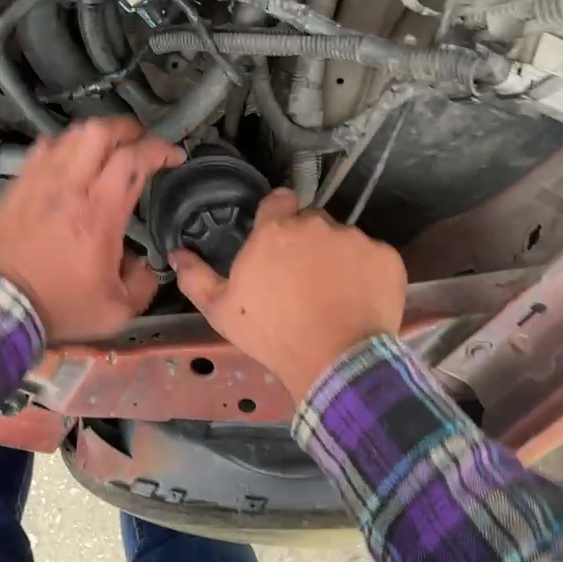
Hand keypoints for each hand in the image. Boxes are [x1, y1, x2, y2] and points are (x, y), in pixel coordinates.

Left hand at [0, 117, 182, 342]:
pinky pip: (42, 150)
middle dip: (127, 129)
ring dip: (95, 137)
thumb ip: (143, 284)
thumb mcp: (116, 310)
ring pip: (70, 135)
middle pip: (100, 132)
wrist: (0, 307)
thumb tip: (145, 266)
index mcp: (100, 214)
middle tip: (138, 142)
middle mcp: (70, 189)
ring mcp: (40, 183)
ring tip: (106, 150)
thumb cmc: (58, 306)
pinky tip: (69, 161)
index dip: (160, 149)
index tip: (172, 155)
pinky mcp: (18, 187)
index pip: (134, 160)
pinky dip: (62, 147)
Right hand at [172, 188, 406, 399]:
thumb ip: (196, 277)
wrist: (334, 362)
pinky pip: (373, 257)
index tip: (276, 242)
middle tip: (301, 278)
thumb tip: (177, 254)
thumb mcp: (221, 310)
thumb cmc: (271, 334)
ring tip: (331, 294)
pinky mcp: (386, 258)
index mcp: (275, 230)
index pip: (278, 200)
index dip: (277, 217)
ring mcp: (355, 239)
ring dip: (335, 257)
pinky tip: (356, 300)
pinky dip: (366, 273)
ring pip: (342, 239)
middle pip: (311, 221)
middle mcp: (316, 224)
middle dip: (306, 242)